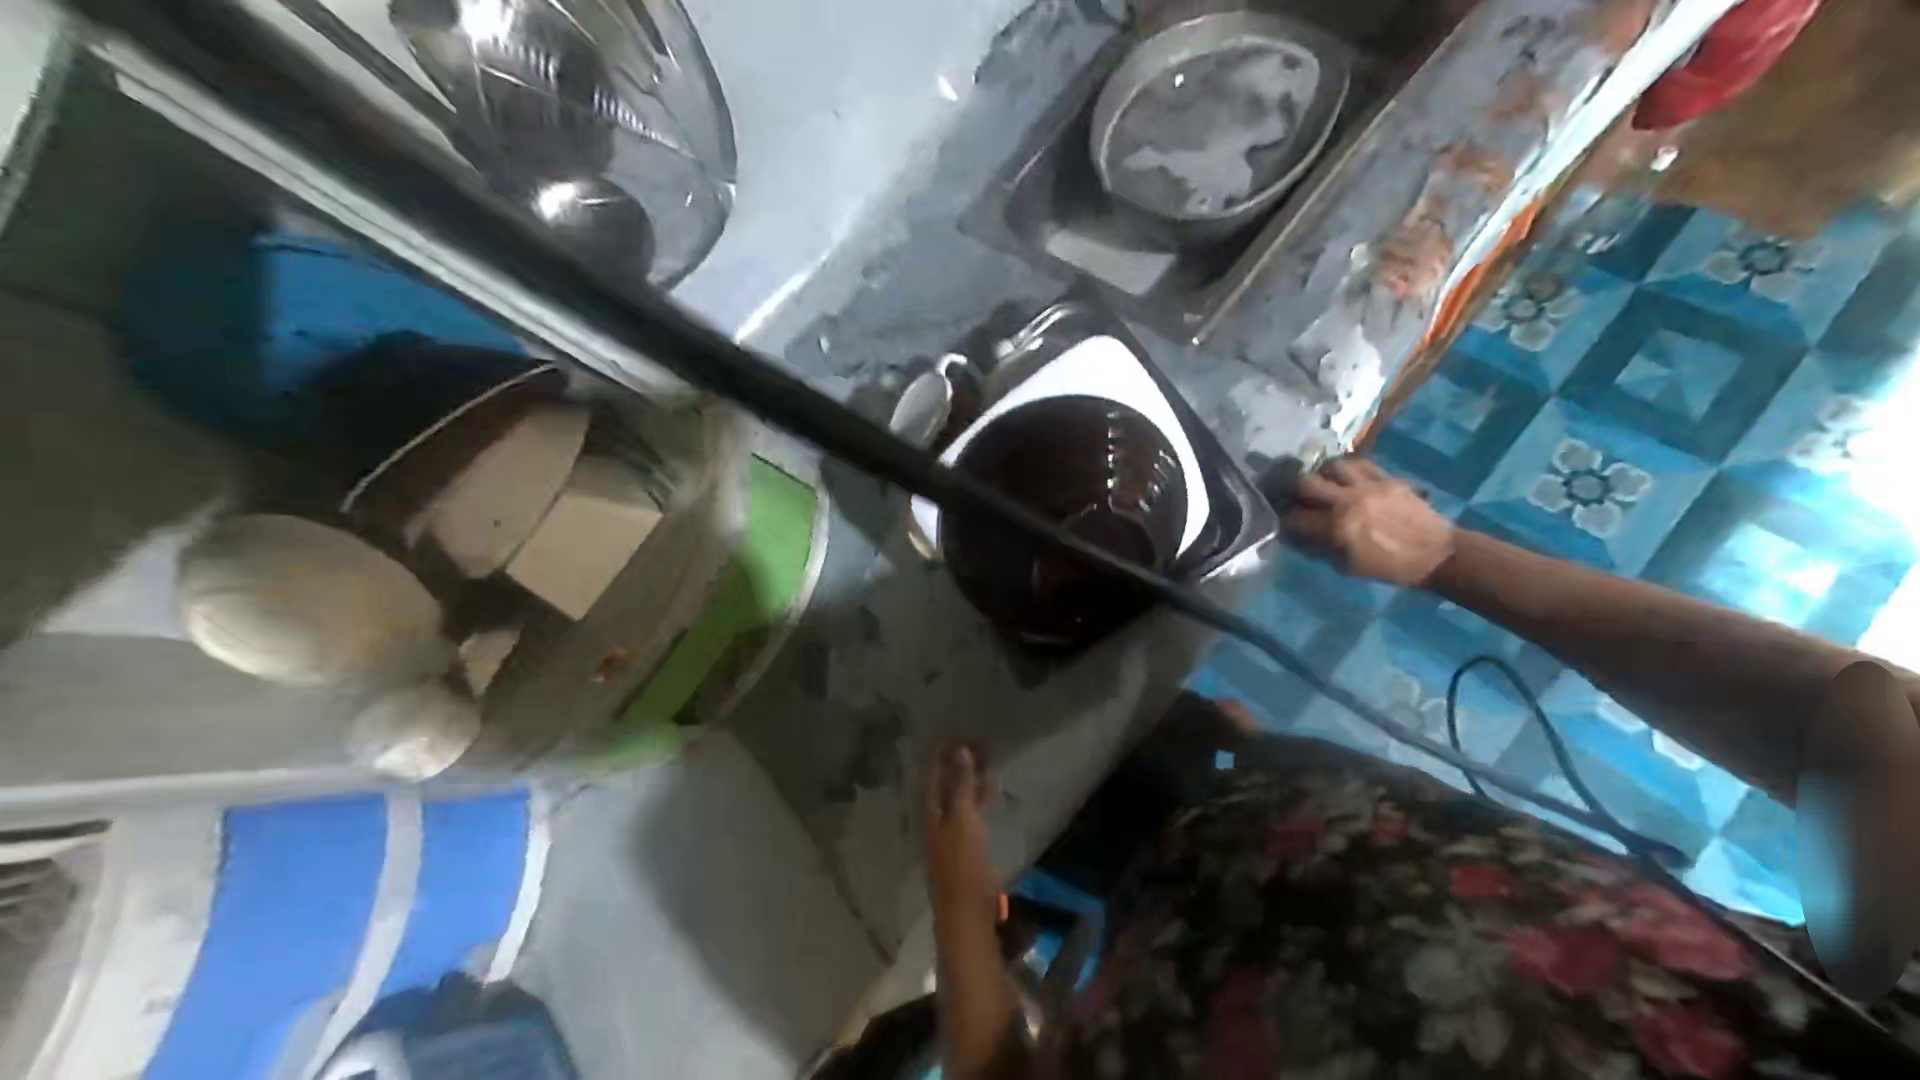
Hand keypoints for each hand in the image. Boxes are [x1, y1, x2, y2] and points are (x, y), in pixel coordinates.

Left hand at [925, 741, 997, 912]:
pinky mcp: (961, 841)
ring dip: (970, 774)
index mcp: (930, 806)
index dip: (947, 747)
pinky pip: (967, 807)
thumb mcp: (964, 819)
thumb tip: (959, 748)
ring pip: (957, 792)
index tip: (967, 733)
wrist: (966, 913)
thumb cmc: (963, 863)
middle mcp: (934, 813)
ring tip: (989, 759)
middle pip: (945, 778)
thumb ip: (962, 784)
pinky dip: (977, 794)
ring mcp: (947, 827)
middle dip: (960, 758)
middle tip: (983, 743)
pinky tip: (991, 790)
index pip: (934, 766)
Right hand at [1286, 458, 1455, 585]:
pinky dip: (1350, 470)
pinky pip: (1361, 464)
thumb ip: (1322, 548)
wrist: (1437, 555)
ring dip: (1324, 474)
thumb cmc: (1389, 567)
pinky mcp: (1388, 479)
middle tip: (1300, 496)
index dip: (1285, 519)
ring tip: (1326, 482)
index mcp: (1337, 528)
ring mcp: (1369, 487)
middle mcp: (1348, 501)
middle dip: (1297, 490)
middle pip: (1306, 482)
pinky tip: (1350, 478)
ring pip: (1333, 466)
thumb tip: (1302, 536)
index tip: (1285, 521)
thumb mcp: (1348, 566)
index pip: (1296, 517)